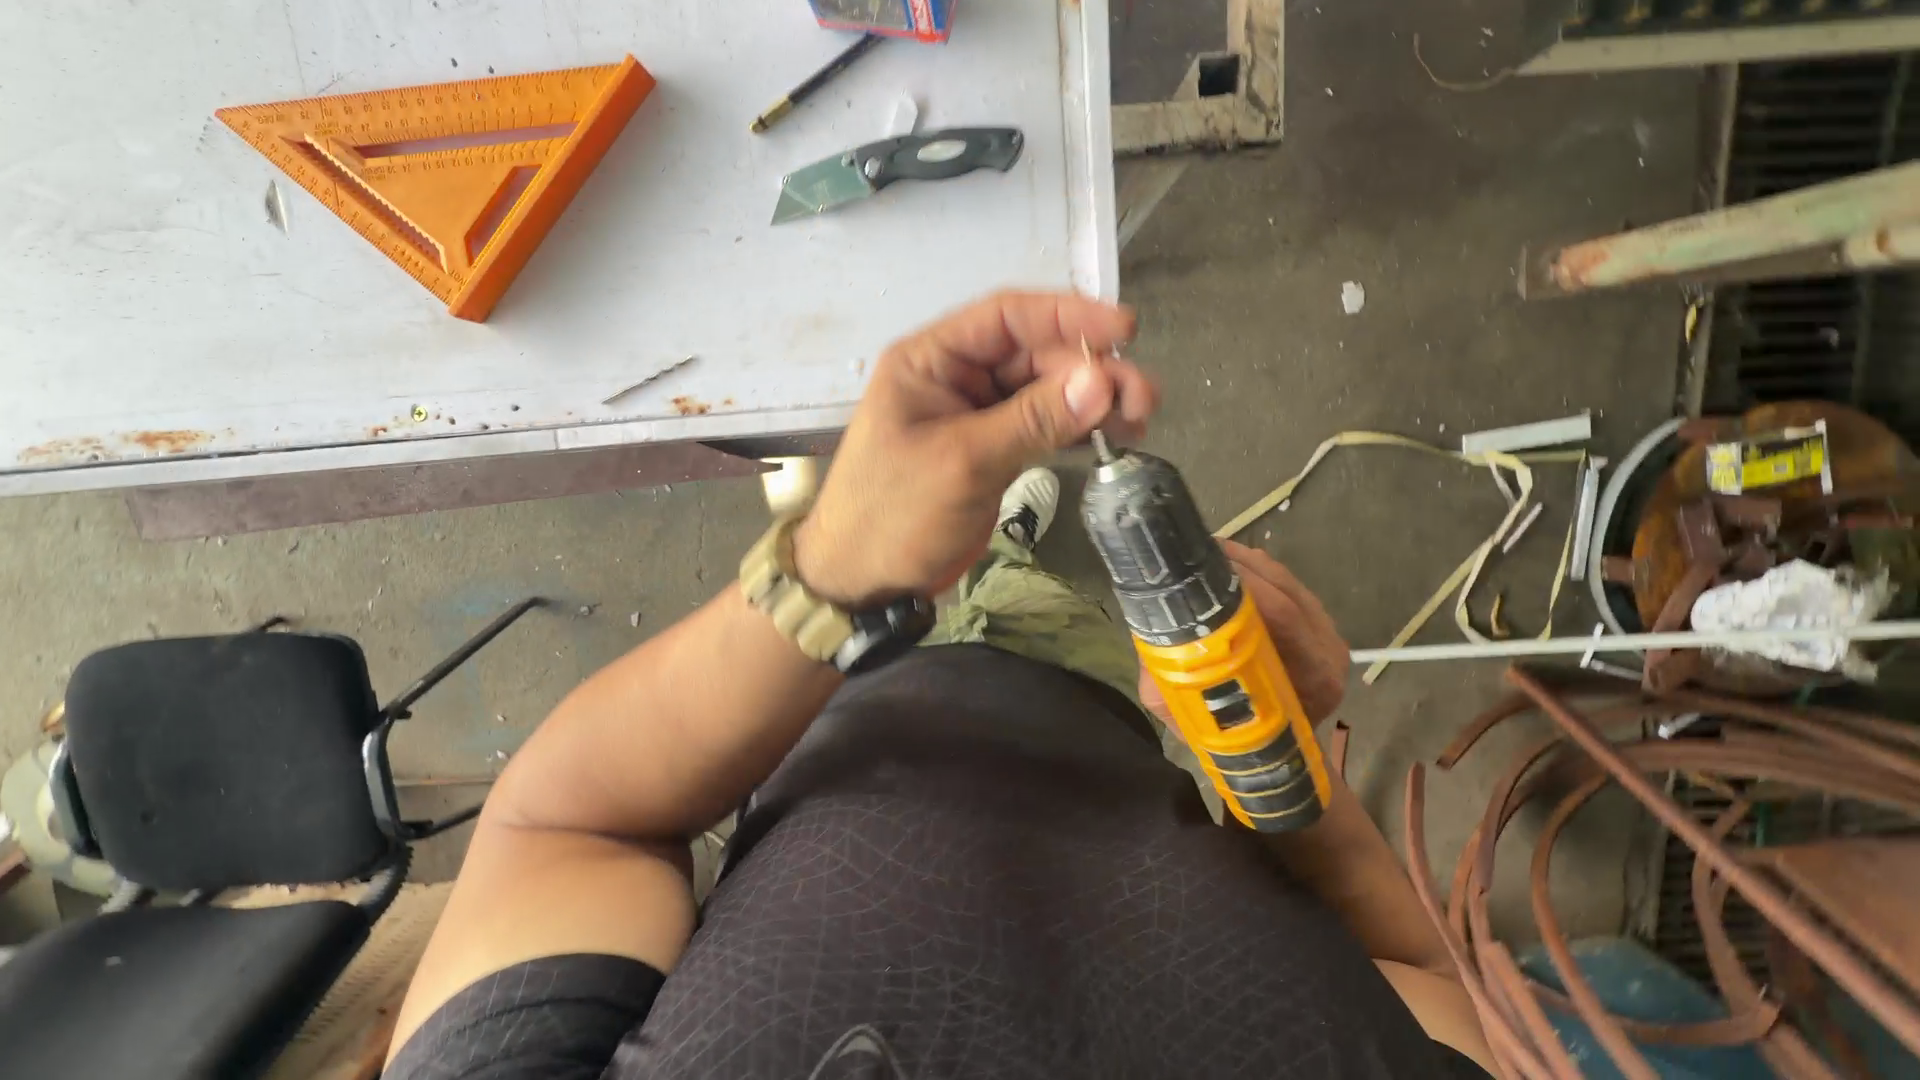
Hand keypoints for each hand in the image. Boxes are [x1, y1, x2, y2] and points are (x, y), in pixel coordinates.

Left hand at [794, 291, 1158, 605]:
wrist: (863, 582)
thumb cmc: (894, 516)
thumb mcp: (962, 463)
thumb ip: (1032, 420)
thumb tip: (1101, 381)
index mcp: (931, 360)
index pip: (1006, 317)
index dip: (1067, 315)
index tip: (1123, 328)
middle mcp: (956, 377)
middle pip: (1035, 354)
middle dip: (1091, 369)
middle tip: (1143, 396)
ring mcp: (976, 415)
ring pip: (1045, 390)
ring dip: (1092, 399)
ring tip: (1139, 418)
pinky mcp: (992, 451)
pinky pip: (1042, 425)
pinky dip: (1077, 428)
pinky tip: (1113, 435)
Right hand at [1139, 540, 1348, 728]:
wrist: (1271, 754)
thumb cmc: (1230, 739)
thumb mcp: (1189, 718)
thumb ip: (1170, 682)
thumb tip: (1155, 640)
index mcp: (1310, 679)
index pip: (1281, 614)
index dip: (1243, 585)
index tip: (1202, 571)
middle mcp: (1328, 653)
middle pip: (1285, 589)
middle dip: (1239, 565)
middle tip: (1196, 552)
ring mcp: (1329, 636)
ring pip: (1287, 582)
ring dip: (1246, 562)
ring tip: (1206, 551)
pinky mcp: (1321, 625)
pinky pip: (1288, 586)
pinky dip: (1257, 570)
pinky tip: (1226, 562)